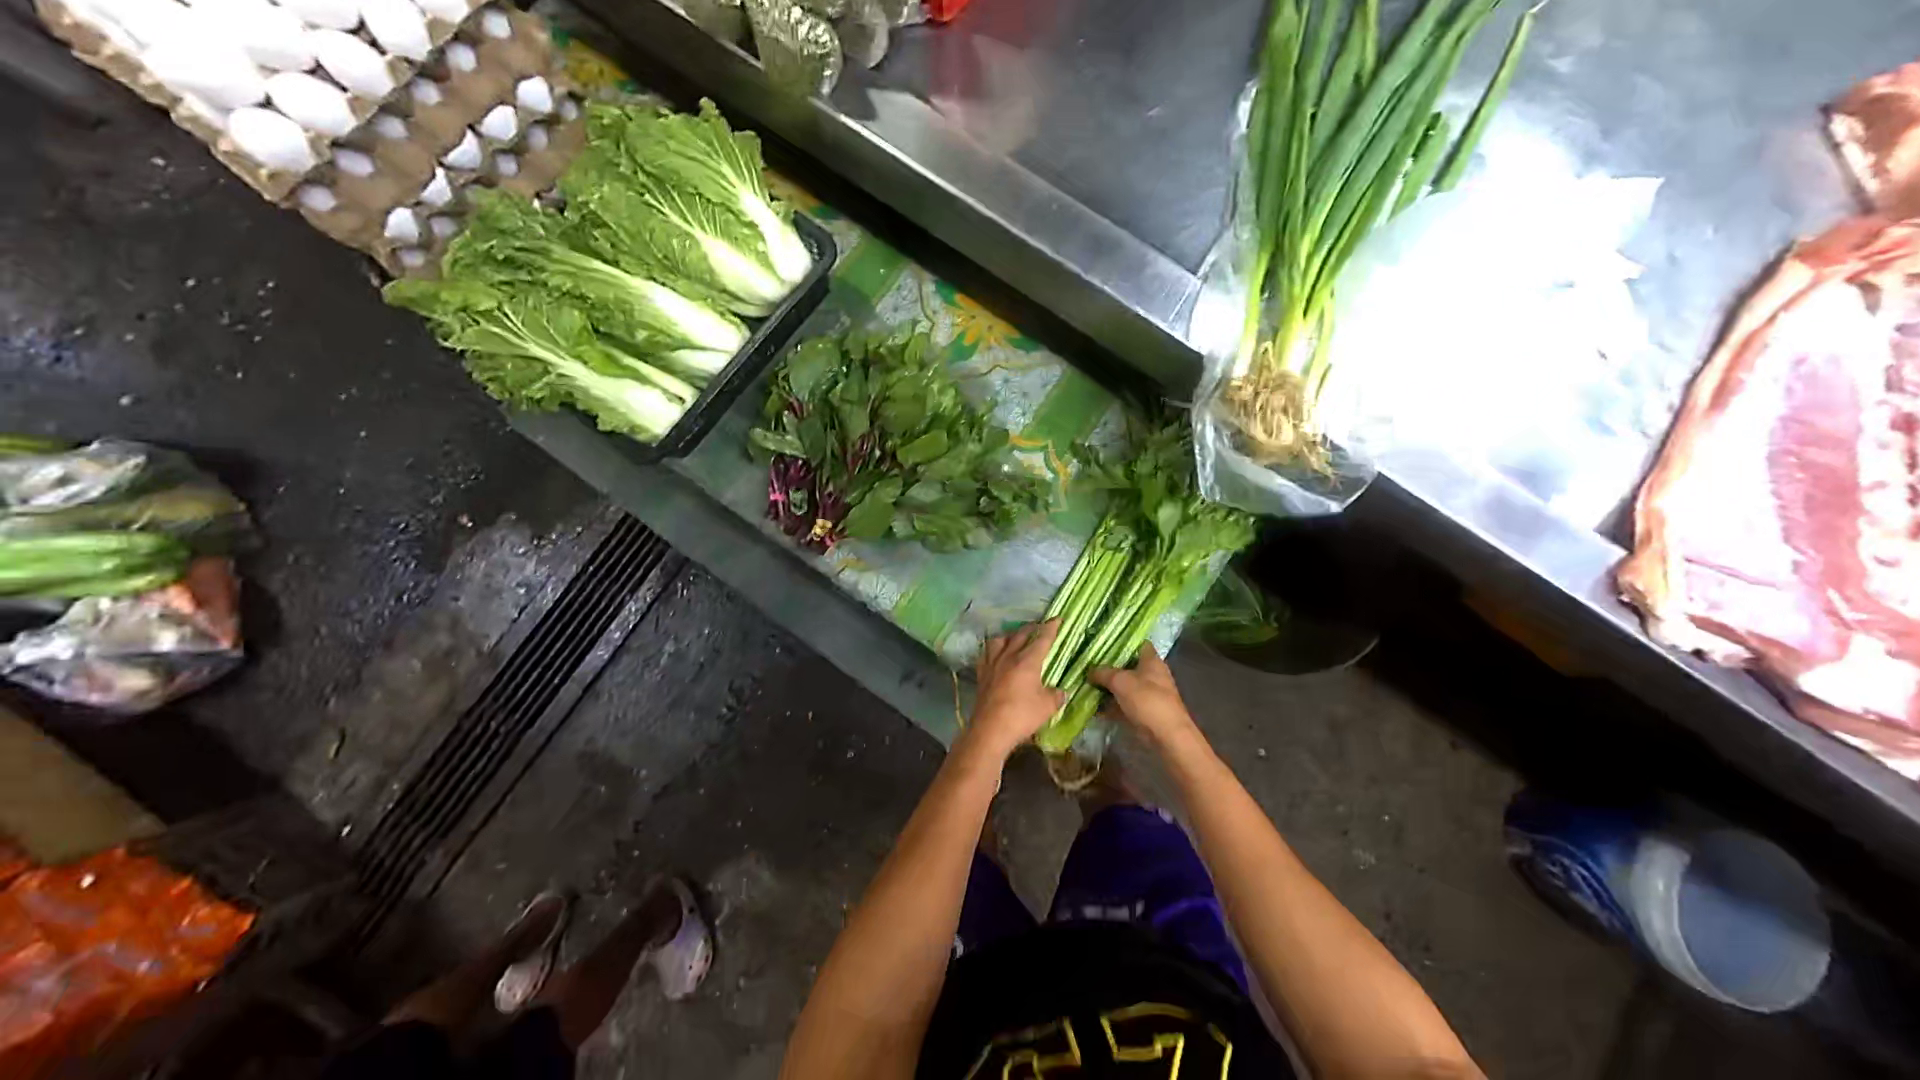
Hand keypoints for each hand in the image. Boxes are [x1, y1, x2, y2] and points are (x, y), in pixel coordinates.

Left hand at [966, 619, 1063, 758]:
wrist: (990, 730)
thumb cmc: (1022, 716)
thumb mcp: (1047, 707)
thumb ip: (1056, 695)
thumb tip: (1060, 691)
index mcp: (1027, 661)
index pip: (1042, 639)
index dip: (1051, 628)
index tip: (1057, 619)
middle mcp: (1008, 657)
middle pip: (1020, 635)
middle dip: (1032, 628)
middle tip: (1039, 626)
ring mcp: (992, 664)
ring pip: (999, 640)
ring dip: (1010, 635)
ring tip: (1015, 637)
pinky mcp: (981, 675)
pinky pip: (987, 654)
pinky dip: (994, 650)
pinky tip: (996, 655)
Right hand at [1088, 644, 1201, 749]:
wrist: (1166, 735)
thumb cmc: (1147, 700)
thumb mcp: (1120, 681)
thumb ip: (1103, 673)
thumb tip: (1090, 671)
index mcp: (1152, 661)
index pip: (1139, 644)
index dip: (1123, 642)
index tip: (1104, 642)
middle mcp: (1152, 675)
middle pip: (1129, 666)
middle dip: (1110, 666)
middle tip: (1088, 664)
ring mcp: (1148, 695)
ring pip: (1124, 686)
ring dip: (1108, 687)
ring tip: (1085, 683)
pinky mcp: (1143, 712)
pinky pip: (1123, 704)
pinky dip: (1111, 705)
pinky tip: (1093, 706)